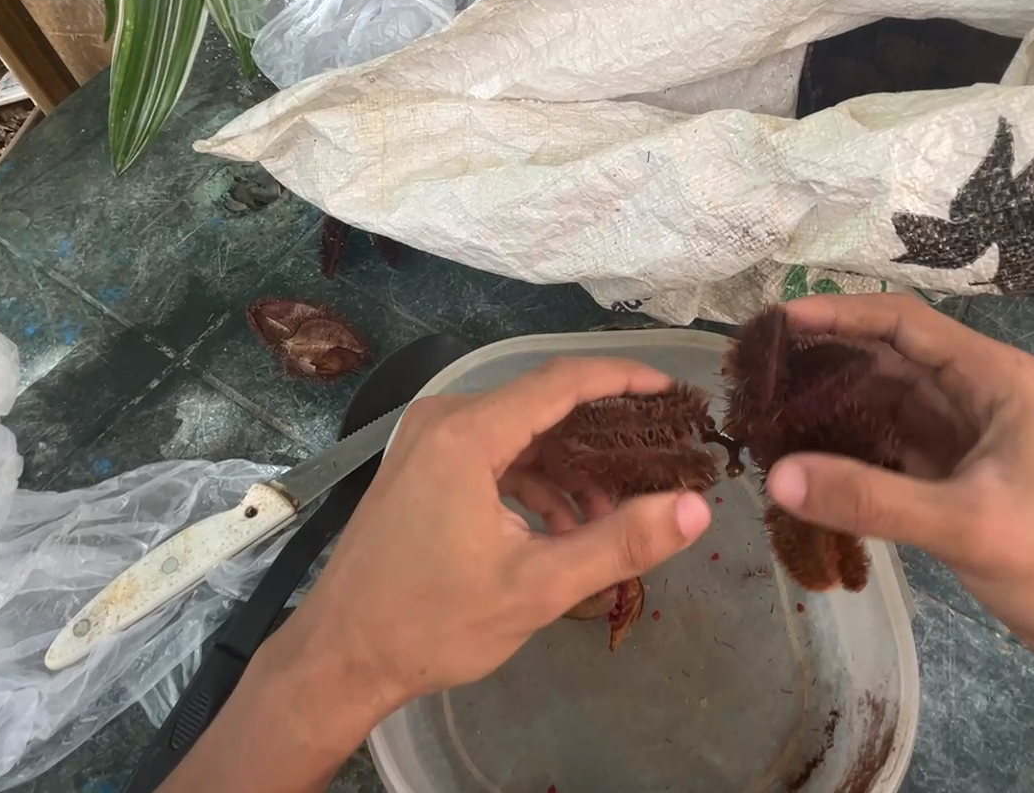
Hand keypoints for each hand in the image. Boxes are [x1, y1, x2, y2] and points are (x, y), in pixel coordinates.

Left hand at [289, 357, 713, 706]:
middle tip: (654, 456)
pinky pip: (495, 454)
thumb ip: (620, 542)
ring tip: (609, 514)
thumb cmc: (432, 622)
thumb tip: (695, 509)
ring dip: (568, 468)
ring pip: (520, 432)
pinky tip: (561, 527)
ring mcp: (430, 439)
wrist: (338, 656)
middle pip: (542, 405)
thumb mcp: (536, 587)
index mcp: (468, 432)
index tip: (668, 389)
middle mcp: (446, 419)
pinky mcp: (425, 463)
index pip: (560, 380)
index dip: (620, 377)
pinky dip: (533, 481)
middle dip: (601, 434)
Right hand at [763, 294, 1033, 663]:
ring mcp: (959, 431)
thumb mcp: (967, 525)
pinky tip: (803, 453)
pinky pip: (882, 439)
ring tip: (767, 408)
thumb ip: (869, 498)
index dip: (837, 313)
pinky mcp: (947, 469)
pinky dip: (843, 442)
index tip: (778, 322)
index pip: (902, 322)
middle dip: (822, 358)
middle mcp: (973, 392)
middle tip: (757, 370)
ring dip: (828, 402)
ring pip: (878, 398)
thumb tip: (777, 476)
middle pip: (883, 356)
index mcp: (993, 378)